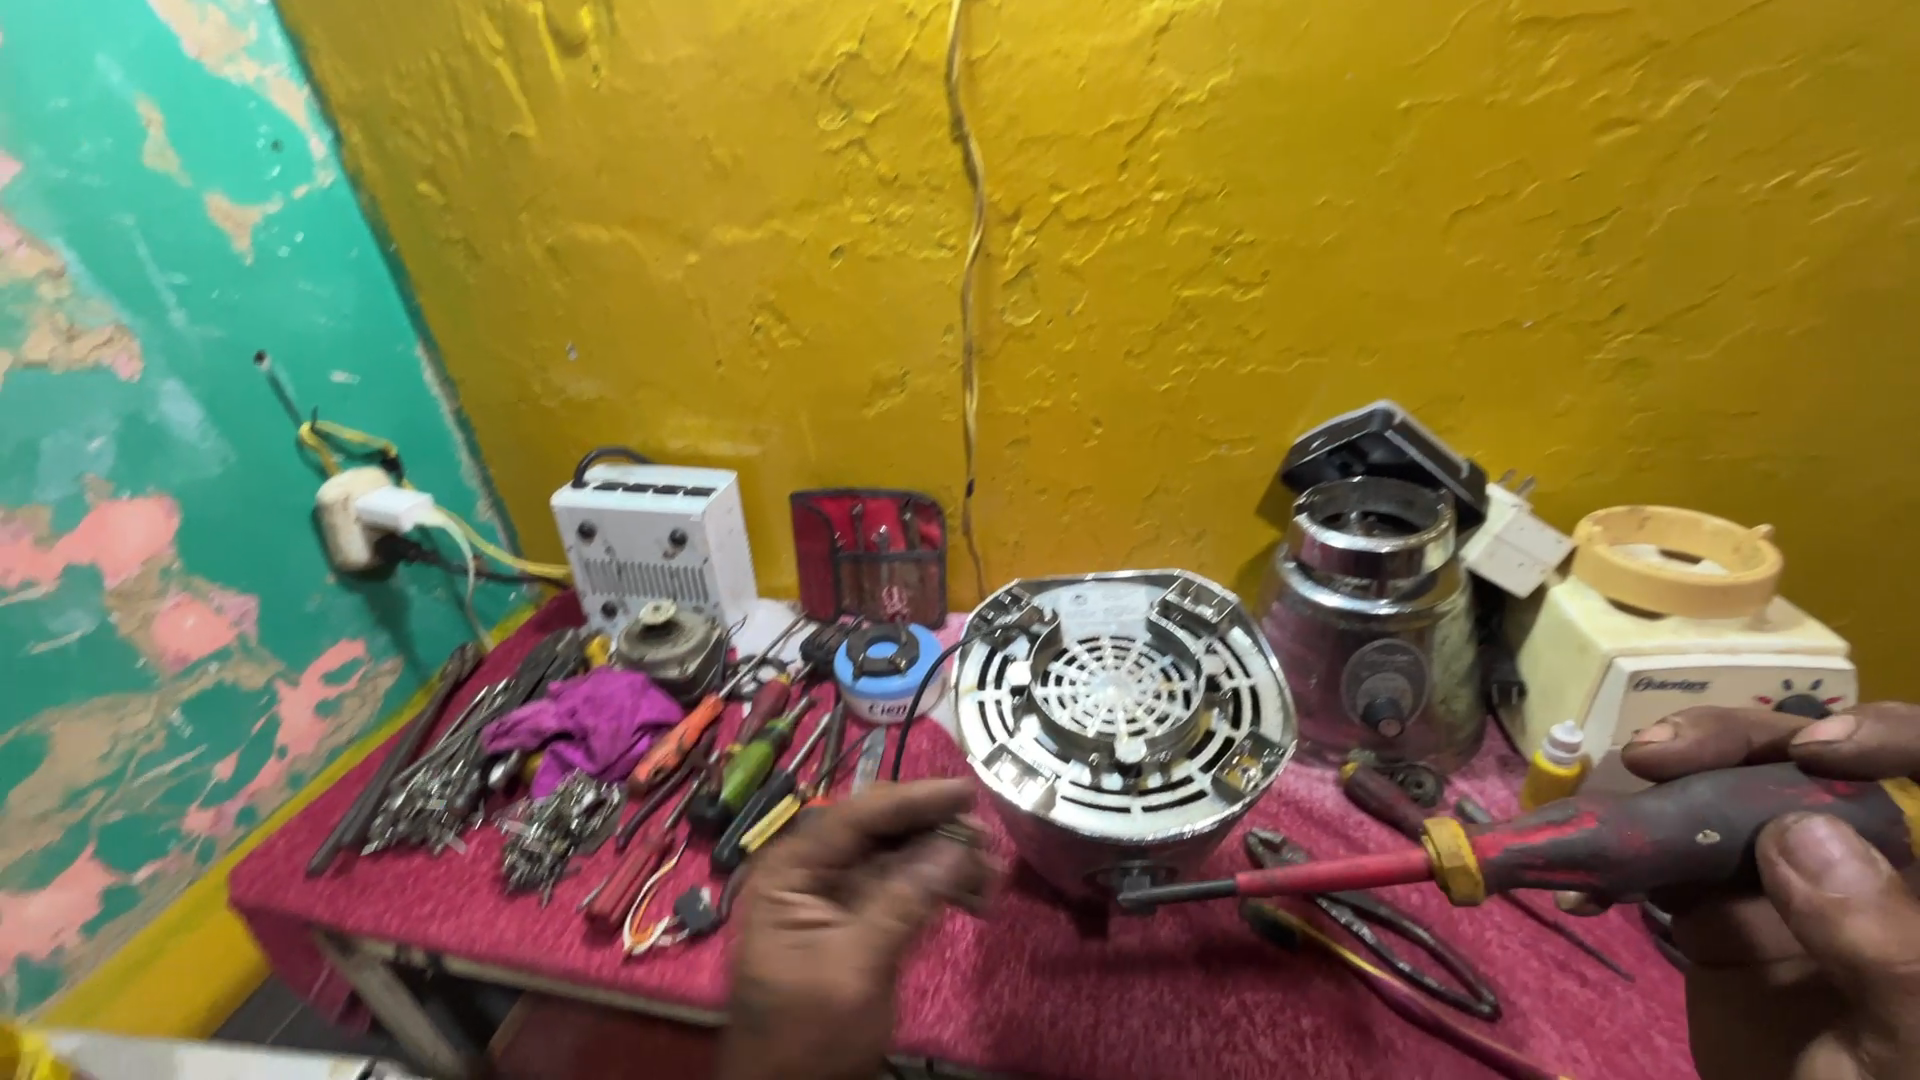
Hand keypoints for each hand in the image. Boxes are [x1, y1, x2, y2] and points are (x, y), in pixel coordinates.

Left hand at [717, 779, 992, 1079]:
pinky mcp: (867, 918)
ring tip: (992, 872)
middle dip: (936, 829)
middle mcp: (815, 871)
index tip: (965, 791)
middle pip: (883, 830)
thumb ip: (902, 901)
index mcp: (792, 870)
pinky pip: (910, 886)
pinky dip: (944, 886)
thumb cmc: (806, 1039)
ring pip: (903, 855)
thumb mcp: (852, 969)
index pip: (857, 817)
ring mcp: (841, 894)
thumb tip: (956, 845)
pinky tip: (978, 895)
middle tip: (987, 834)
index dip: (913, 799)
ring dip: (948, 858)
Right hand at [1607, 703, 1919, 1078]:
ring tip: (1592, 813)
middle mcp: (1861, 866)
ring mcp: (1778, 887)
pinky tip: (1575, 883)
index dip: (1890, 736)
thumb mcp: (1919, 1055)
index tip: (1820, 748)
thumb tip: (1801, 831)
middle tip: (1649, 754)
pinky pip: (1654, 860)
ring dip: (1647, 791)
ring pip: (1714, 800)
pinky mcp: (1711, 913)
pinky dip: (1606, 859)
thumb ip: (1887, 949)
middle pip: (1798, 765)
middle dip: (1726, 742)